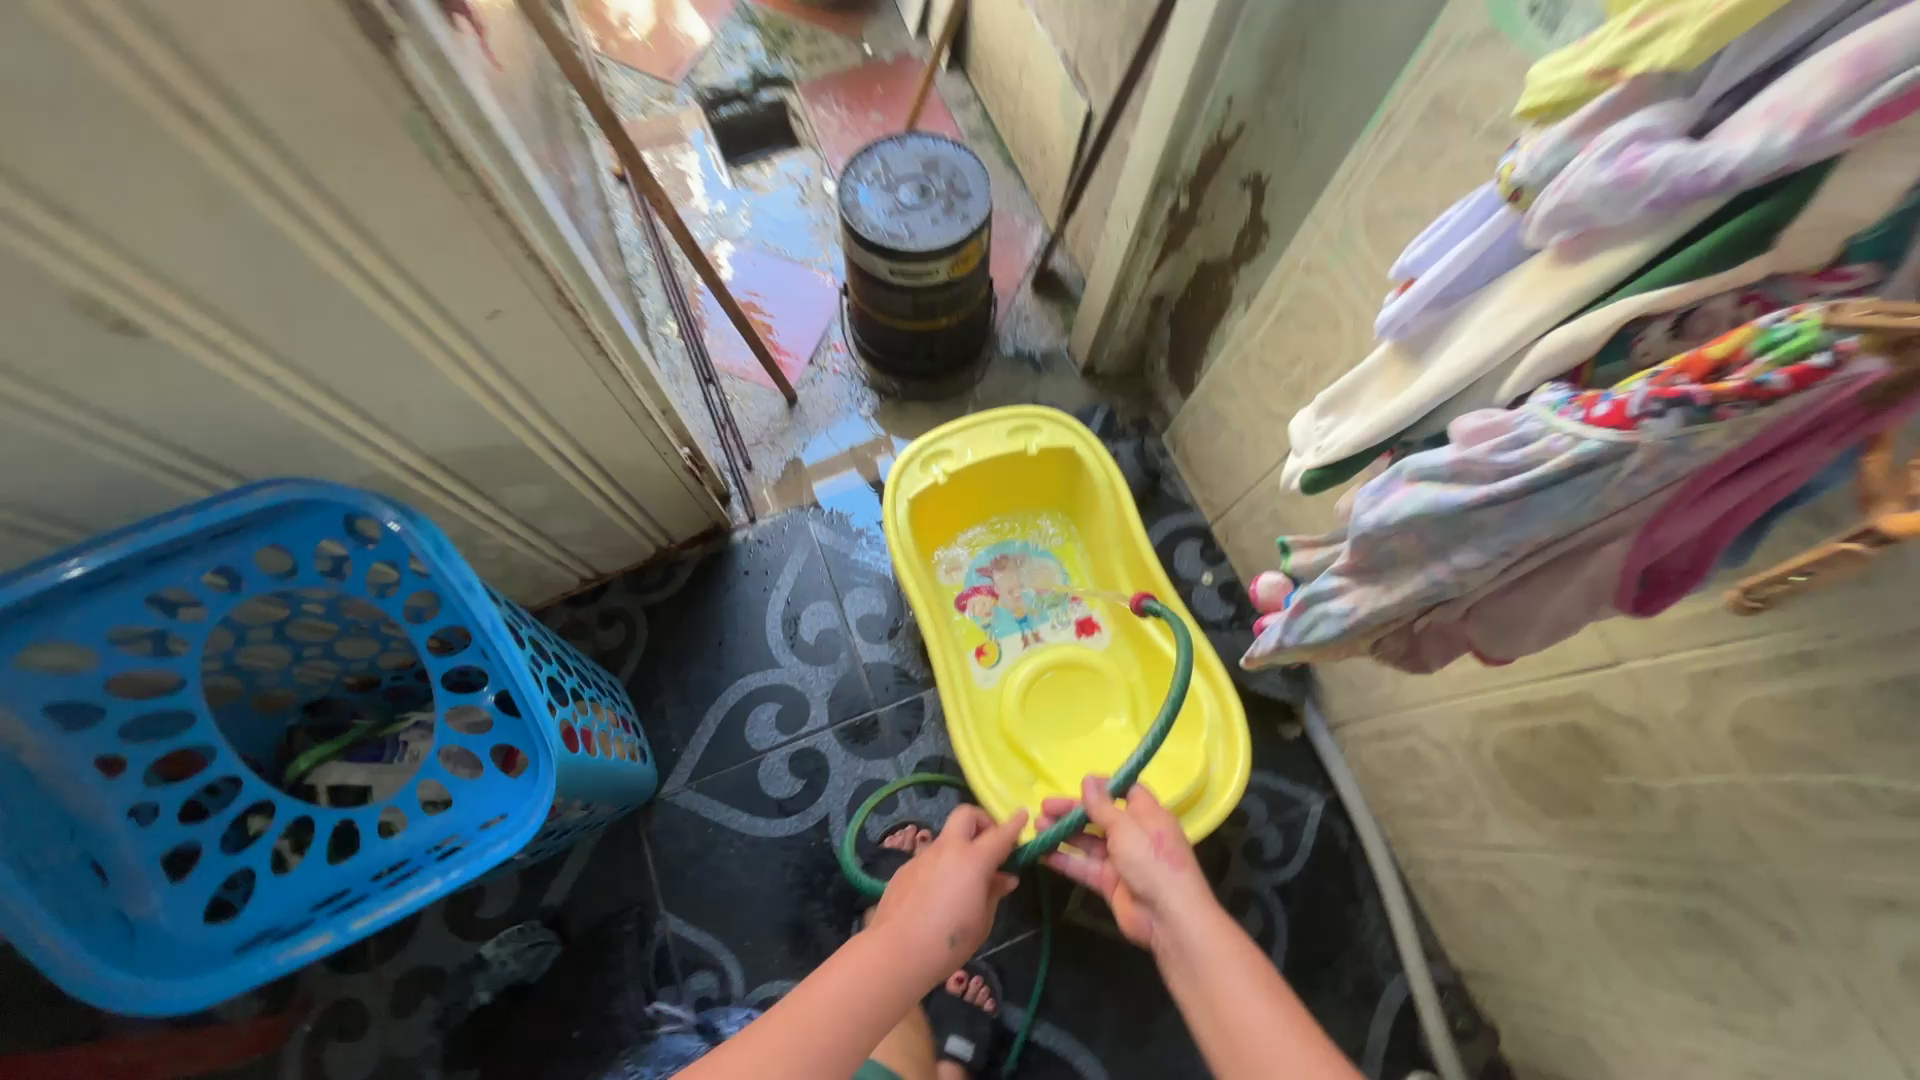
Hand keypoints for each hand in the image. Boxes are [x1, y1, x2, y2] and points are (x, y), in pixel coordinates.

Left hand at [869, 805, 1027, 985]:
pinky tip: (936, 898)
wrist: (896, 952)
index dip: (1014, 825)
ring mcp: (922, 856)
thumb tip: (1005, 878)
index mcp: (973, 860)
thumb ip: (994, 893)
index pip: (999, 835)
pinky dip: (940, 868)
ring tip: (962, 883)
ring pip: (946, 839)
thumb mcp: (982, 922)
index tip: (1023, 814)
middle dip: (982, 821)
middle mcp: (947, 849)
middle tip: (990, 846)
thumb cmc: (948, 942)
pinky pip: (929, 860)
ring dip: (959, 849)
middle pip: (965, 815)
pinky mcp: (904, 869)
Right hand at [1039, 775, 1213, 948]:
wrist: (1169, 918)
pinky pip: (1083, 866)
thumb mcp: (1126, 827)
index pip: (1126, 791)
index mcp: (1146, 815)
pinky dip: (1064, 860)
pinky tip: (1041, 854)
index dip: (1104, 787)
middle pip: (1099, 816)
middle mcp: (1133, 834)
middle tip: (1045, 807)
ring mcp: (1120, 860)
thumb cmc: (1152, 861)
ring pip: (1087, 842)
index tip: (1079, 784)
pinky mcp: (1109, 883)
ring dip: (1063, 833)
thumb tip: (1088, 779)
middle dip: (1073, 811)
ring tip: (1037, 826)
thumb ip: (1102, 806)